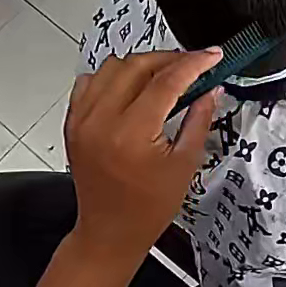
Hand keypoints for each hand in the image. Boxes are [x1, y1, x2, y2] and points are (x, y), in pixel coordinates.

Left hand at [62, 50, 220, 258]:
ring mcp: (82, 120)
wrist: (111, 231)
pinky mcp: (73, 123)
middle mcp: (100, 121)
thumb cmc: (149, 206)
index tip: (212, 55)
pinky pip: (90, 82)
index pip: (166, 81)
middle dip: (170, 59)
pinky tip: (134, 86)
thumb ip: (199, 120)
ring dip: (142, 64)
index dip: (193, 64)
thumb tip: (211, 89)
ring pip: (112, 67)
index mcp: (131, 133)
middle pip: (137, 66)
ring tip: (167, 73)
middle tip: (194, 64)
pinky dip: (114, 76)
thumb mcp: (186, 164)